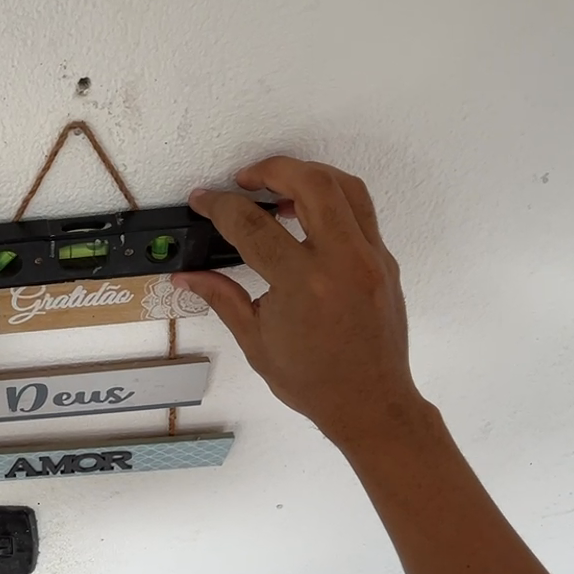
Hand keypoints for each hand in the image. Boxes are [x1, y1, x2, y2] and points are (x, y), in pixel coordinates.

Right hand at [175, 157, 426, 447]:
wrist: (370, 403)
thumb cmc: (314, 381)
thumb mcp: (255, 341)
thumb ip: (222, 298)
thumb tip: (189, 276)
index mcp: (303, 285)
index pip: (252, 226)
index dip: (220, 207)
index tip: (203, 199)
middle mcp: (342, 263)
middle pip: (311, 184)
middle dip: (272, 170)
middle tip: (245, 178)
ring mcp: (370, 259)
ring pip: (346, 187)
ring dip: (308, 175)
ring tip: (278, 185)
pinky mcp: (383, 261)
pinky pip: (361, 211)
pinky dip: (331, 198)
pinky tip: (306, 212)